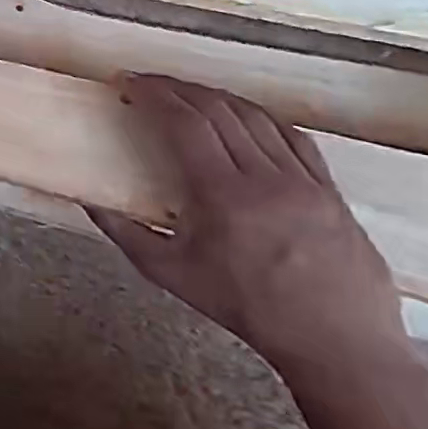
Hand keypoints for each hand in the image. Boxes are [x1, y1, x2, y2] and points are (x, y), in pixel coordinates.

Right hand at [90, 75, 409, 371]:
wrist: (340, 346)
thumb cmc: (247, 308)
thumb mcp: (172, 274)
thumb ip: (124, 233)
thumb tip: (87, 202)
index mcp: (222, 194)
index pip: (183, 122)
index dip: (153, 94)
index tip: (128, 82)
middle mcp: (265, 177)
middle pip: (217, 109)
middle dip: (177, 87)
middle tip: (148, 83)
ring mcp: (303, 181)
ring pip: (254, 116)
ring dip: (215, 96)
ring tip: (188, 94)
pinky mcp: (330, 190)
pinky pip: (292, 136)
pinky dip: (259, 117)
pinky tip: (243, 117)